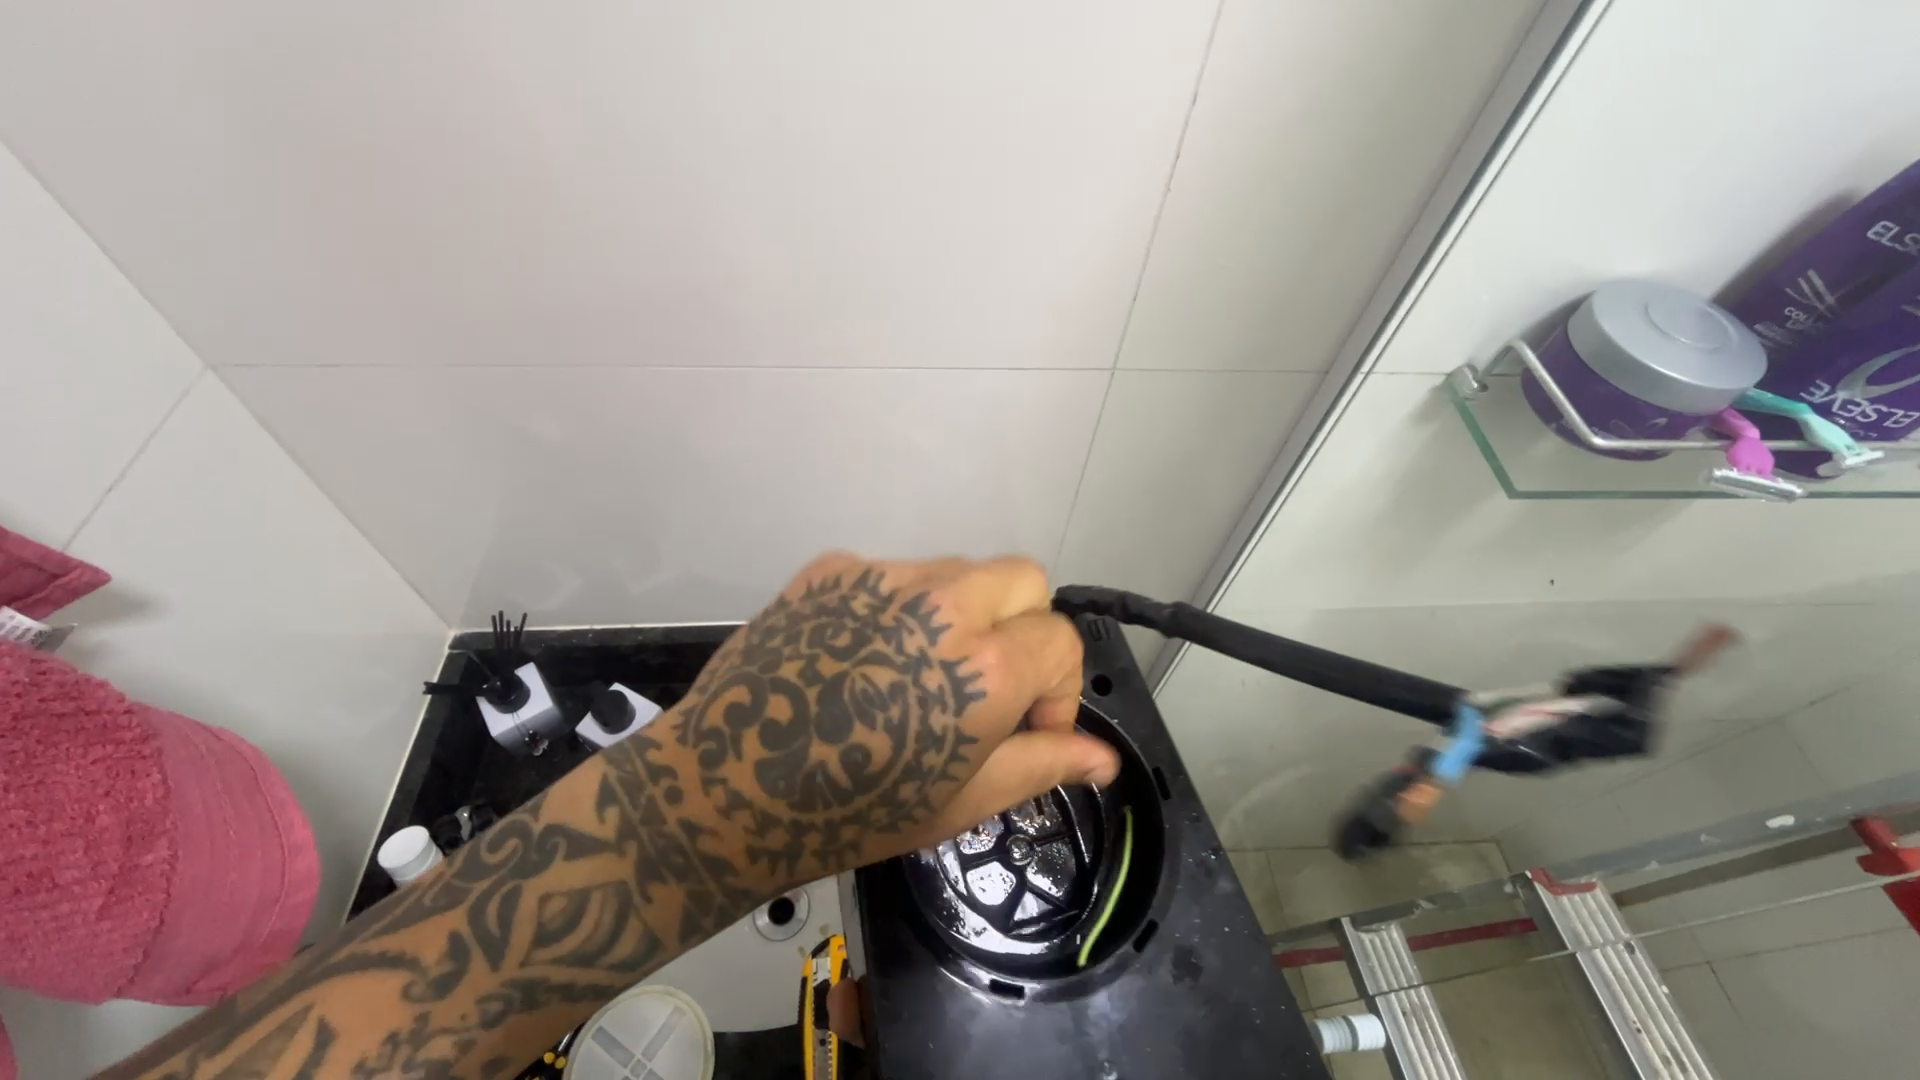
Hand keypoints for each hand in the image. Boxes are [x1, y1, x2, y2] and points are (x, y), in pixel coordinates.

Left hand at [657, 552, 1119, 894]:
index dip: (1059, 689)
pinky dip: (903, 608)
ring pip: (959, 571)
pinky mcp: (831, 568)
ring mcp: (881, 576)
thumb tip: (1105, 758)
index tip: (1028, 727)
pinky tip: (865, 658)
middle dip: (1023, 628)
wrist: (724, 788)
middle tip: (986, 687)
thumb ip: (1043, 763)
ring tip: (920, 674)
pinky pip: (896, 574)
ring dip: (964, 615)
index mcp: (984, 665)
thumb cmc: (853, 810)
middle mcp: (940, 600)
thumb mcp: (963, 799)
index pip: (1062, 640)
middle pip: (1023, 578)